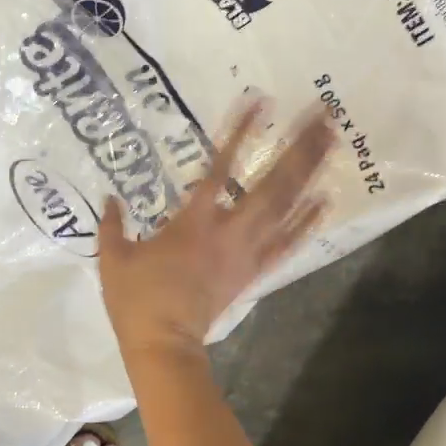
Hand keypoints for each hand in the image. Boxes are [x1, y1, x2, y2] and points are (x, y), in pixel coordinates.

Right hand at [98, 100, 335, 360]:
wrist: (162, 343)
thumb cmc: (135, 301)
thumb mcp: (113, 259)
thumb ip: (113, 225)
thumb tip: (112, 199)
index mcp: (192, 222)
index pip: (219, 169)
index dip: (239, 133)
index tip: (261, 102)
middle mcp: (228, 231)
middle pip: (272, 183)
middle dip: (298, 147)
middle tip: (324, 114)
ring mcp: (245, 253)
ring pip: (286, 207)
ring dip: (311, 172)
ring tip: (333, 141)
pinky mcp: (251, 273)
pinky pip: (285, 245)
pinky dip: (307, 223)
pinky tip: (324, 200)